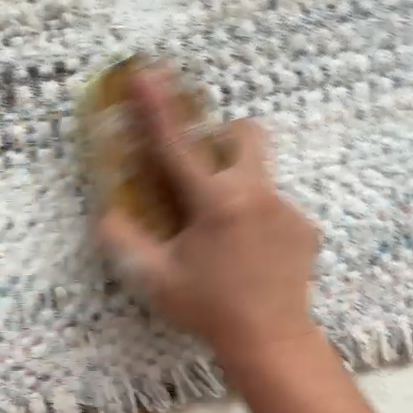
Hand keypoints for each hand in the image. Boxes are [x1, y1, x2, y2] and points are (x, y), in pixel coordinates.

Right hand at [96, 67, 321, 366]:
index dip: (157, 107)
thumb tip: (105, 214)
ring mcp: (287, 209)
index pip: (178, 145)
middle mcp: (256, 194)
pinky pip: (274, 207)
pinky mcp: (306, 228)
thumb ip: (124, 241)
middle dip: (221, 136)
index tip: (146, 71)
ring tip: (221, 237)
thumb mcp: (153, 278)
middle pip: (245, 133)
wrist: (271, 340)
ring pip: (258, 175)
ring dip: (234, 188)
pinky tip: (247, 256)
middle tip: (200, 169)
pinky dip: (254, 221)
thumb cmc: (206, 308)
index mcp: (215, 202)